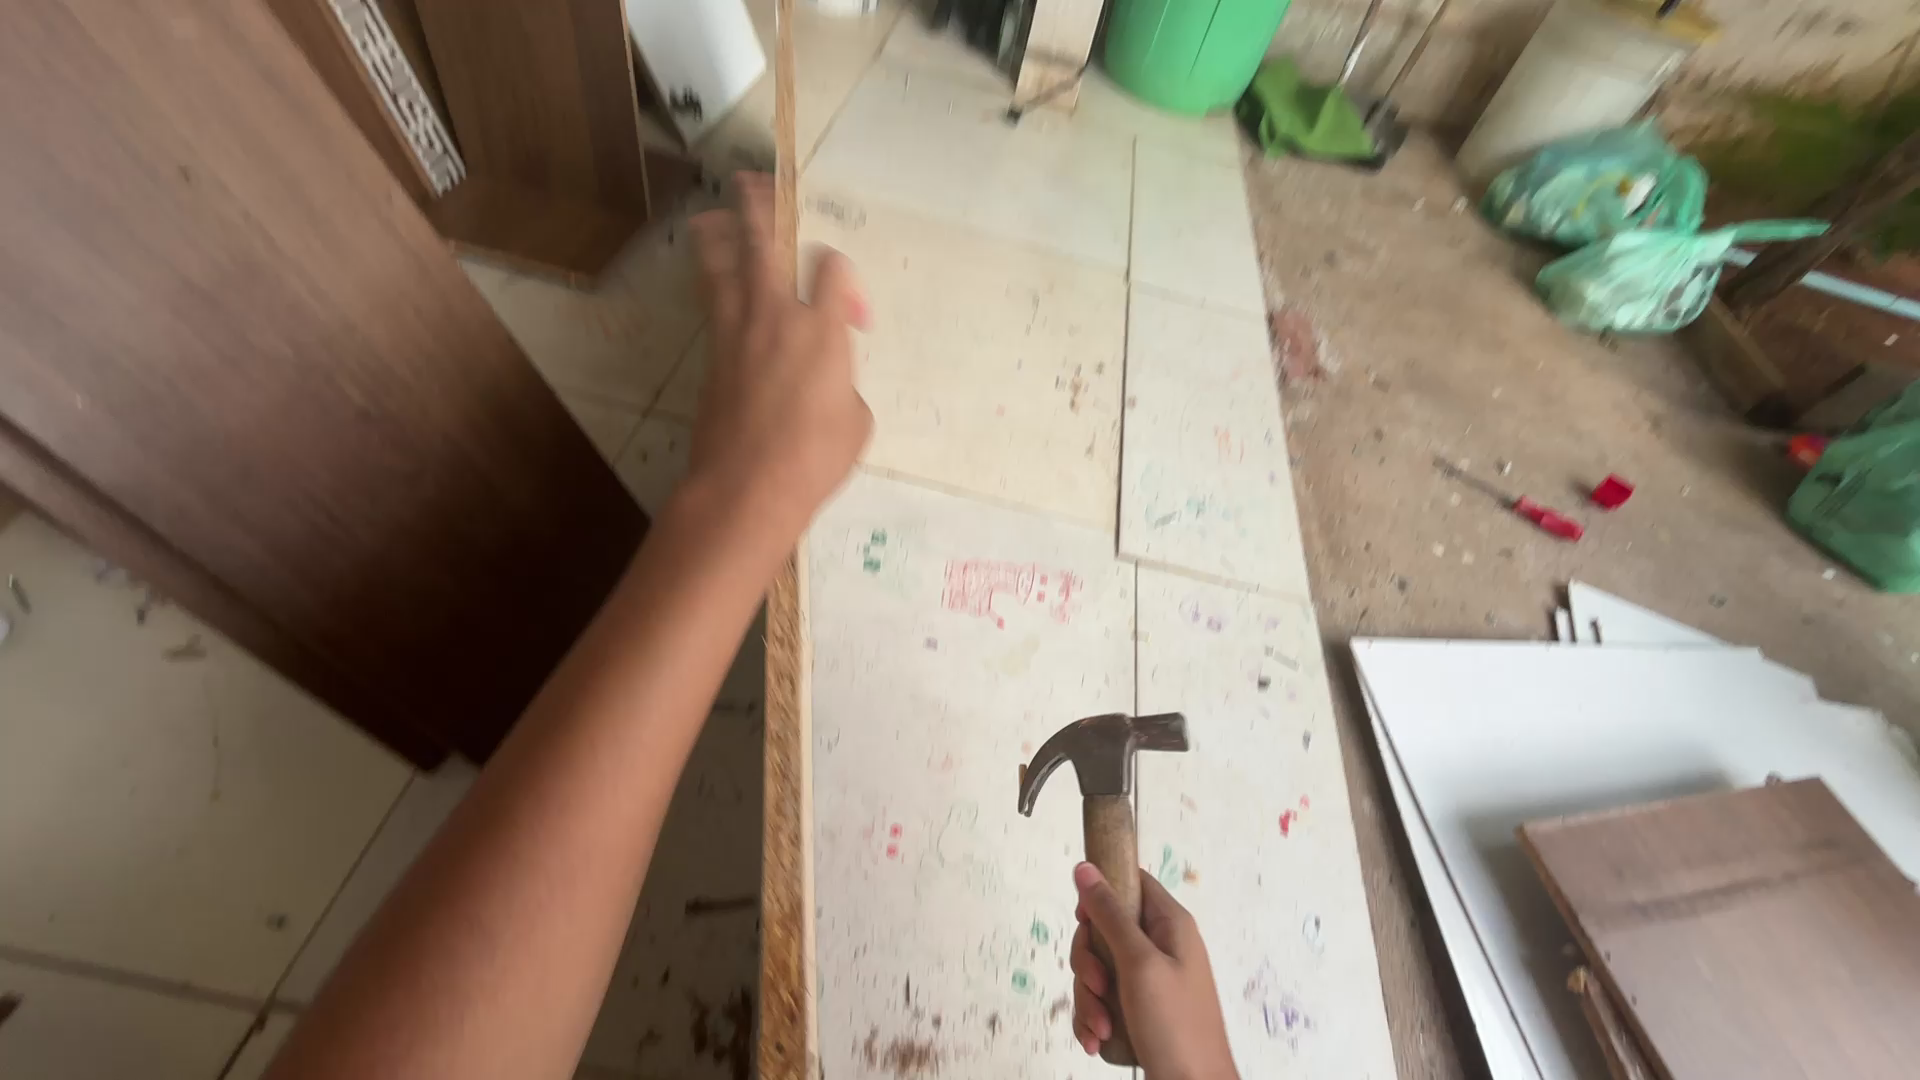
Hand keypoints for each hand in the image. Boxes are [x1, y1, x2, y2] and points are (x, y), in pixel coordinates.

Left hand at [684, 172, 872, 537]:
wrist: (747, 486)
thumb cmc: (815, 458)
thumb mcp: (857, 422)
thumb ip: (846, 383)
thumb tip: (830, 378)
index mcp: (821, 330)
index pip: (831, 269)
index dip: (841, 272)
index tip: (847, 303)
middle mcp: (776, 315)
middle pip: (765, 240)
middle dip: (762, 205)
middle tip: (757, 184)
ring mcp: (737, 331)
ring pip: (722, 261)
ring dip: (721, 231)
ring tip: (716, 215)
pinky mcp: (712, 353)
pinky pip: (711, 299)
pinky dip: (713, 277)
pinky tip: (714, 275)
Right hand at [1071, 863, 1237, 1079]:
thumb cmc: (1175, 1026)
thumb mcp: (1138, 963)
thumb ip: (1109, 913)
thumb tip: (1084, 866)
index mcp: (1169, 924)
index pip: (1130, 882)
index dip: (1101, 894)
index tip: (1084, 921)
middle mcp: (1159, 946)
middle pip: (1105, 929)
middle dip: (1090, 962)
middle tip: (1098, 986)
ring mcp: (1149, 981)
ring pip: (1098, 968)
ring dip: (1090, 998)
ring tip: (1102, 1028)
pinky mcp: (1138, 1011)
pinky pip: (1101, 1000)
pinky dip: (1094, 1019)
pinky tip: (1098, 1041)